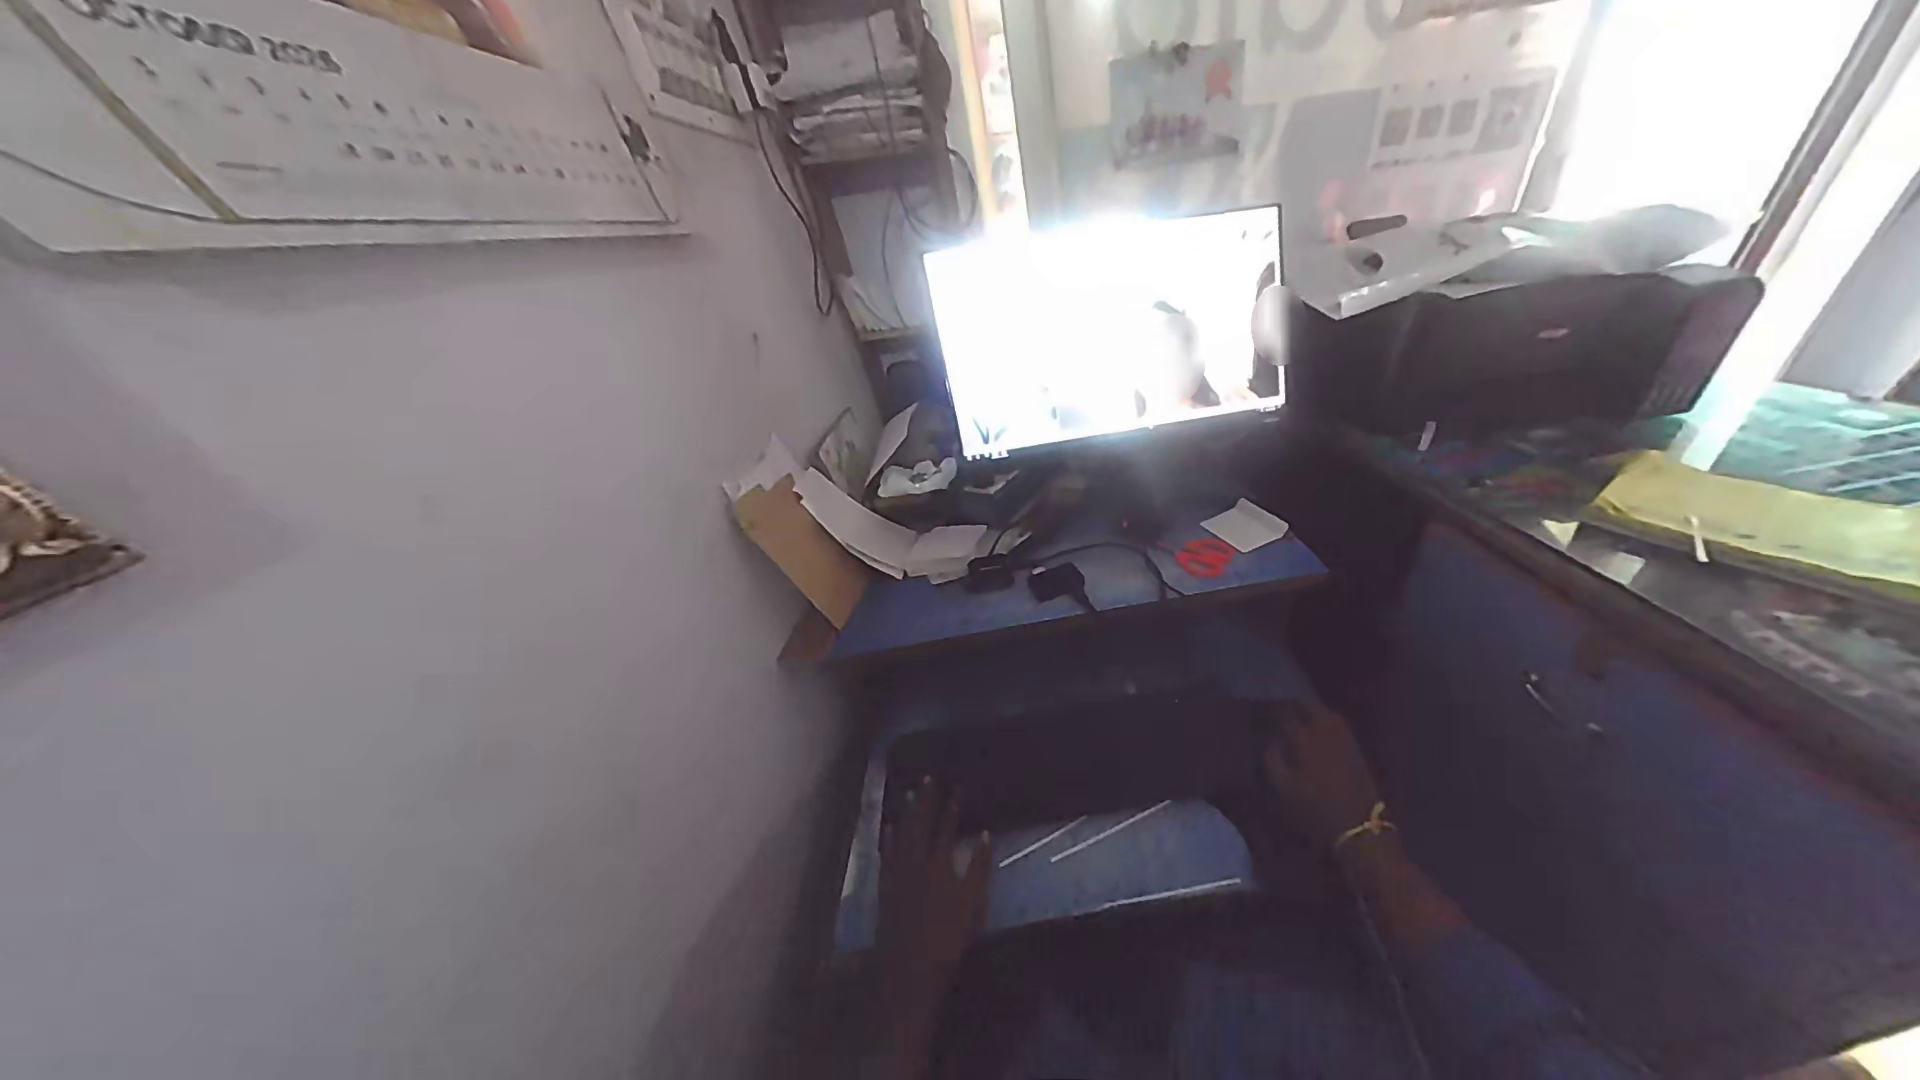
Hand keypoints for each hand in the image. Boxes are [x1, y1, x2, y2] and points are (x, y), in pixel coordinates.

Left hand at [876, 778, 991, 1015]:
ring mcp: (898, 872)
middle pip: (920, 823)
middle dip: (925, 798)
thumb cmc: (949, 936)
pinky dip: (888, 836)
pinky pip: (886, 852)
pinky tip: (889, 825)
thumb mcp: (974, 903)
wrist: (910, 966)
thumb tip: (984, 835)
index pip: (947, 826)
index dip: (951, 806)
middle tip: (928, 777)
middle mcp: (916, 860)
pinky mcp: (886, 885)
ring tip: (910, 791)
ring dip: (907, 811)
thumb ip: (979, 867)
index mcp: (940, 863)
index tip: (956, 786)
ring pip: (901, 833)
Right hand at [1263, 701, 1384, 852]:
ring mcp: (1344, 739)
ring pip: (1327, 712)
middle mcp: (1324, 731)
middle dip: (1294, 703)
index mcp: (1303, 739)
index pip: (1285, 714)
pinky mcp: (1356, 749)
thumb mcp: (1283, 788)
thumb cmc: (1314, 808)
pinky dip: (1327, 720)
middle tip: (1282, 708)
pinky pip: (1339, 725)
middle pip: (1309, 705)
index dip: (1273, 710)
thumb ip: (1272, 760)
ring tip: (1300, 714)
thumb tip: (1272, 741)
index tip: (1264, 711)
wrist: (1358, 827)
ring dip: (1312, 710)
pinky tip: (1320, 728)